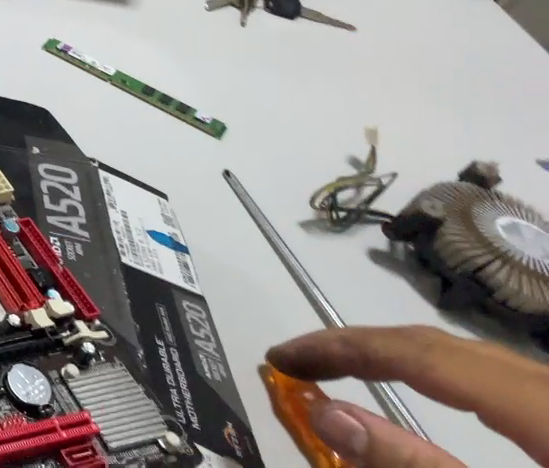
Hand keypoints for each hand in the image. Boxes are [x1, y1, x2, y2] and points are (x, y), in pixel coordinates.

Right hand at [268, 325, 548, 466]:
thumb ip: (415, 466)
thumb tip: (324, 414)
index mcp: (536, 404)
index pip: (415, 354)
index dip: (340, 349)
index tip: (280, 359)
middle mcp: (545, 385)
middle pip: (434, 346)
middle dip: (356, 346)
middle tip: (296, 361)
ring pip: (462, 355)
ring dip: (390, 355)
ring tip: (338, 367)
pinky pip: (490, 372)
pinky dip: (434, 370)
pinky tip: (413, 382)